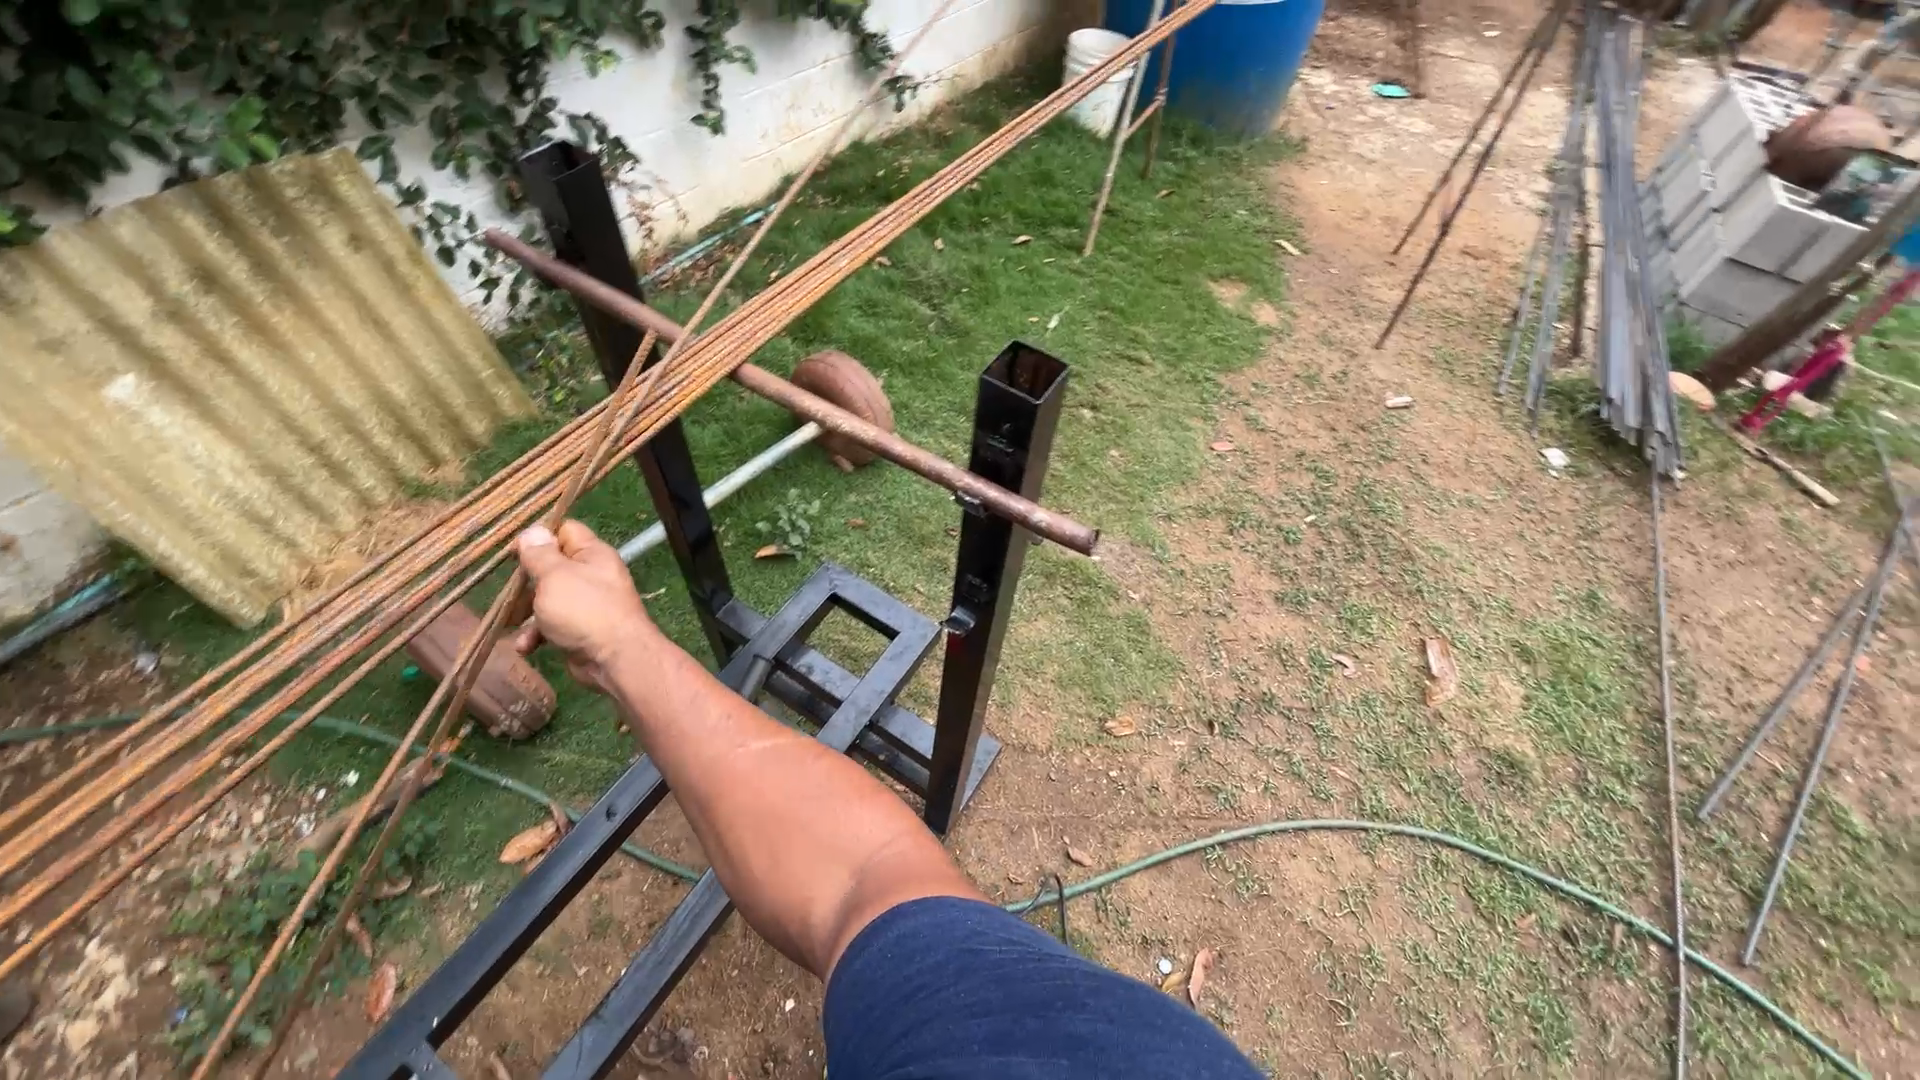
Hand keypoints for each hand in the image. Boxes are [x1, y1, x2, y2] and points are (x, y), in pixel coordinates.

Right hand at [512, 521, 655, 693]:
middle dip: (527, 580)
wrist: (614, 659)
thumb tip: (533, 531)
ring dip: (527, 611)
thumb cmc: (584, 610)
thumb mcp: (555, 576)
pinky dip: (537, 634)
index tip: (514, 550)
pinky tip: (526, 646)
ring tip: (511, 622)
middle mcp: (592, 575)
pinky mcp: (580, 628)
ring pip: (548, 598)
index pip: (565, 531)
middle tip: (510, 590)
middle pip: (552, 566)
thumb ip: (540, 555)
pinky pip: (552, 625)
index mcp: (592, 554)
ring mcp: (586, 603)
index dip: (539, 537)